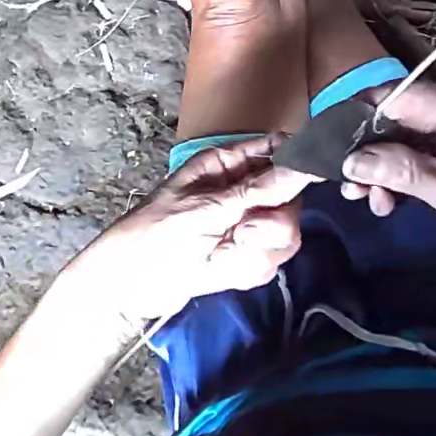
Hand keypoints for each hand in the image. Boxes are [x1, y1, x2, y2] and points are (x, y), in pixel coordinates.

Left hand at [66, 136, 314, 319]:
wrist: (129, 287)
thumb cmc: (156, 235)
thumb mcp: (205, 210)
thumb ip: (257, 191)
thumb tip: (303, 168)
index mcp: (230, 164)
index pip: (280, 149)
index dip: (298, 161)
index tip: (307, 179)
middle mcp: (245, 189)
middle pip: (291, 197)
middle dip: (268, 223)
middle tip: (239, 234)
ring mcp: (249, 222)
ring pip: (286, 232)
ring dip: (256, 250)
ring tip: (223, 254)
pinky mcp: (249, 253)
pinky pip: (272, 260)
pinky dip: (248, 268)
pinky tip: (222, 267)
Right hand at [341, 82, 435, 268]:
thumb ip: (405, 173)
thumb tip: (352, 160)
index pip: (410, 95)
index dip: (367, 114)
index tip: (334, 143)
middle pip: (404, 110)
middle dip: (373, 147)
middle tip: (350, 184)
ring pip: (405, 126)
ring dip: (382, 161)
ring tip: (367, 197)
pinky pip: (418, 137)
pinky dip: (399, 163)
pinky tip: (387, 195)